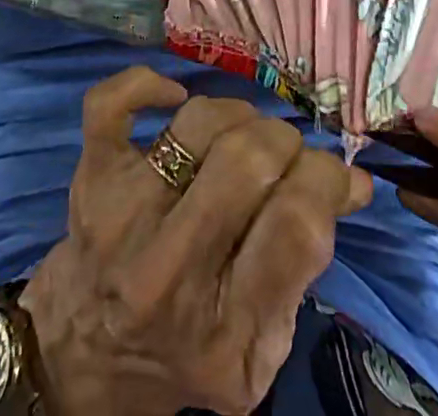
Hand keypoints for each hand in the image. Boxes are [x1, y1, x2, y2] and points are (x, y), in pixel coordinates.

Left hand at [19, 67, 372, 414]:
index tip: (329, 174)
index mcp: (225, 328)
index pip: (297, 226)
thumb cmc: (182, 352)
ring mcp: (121, 213)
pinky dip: (144, 84)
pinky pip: (110, 104)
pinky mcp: (89, 175)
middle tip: (286, 154)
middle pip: (248, 163)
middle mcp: (168, 267)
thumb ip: (305, 267)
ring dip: (238, 116)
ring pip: (197, 124)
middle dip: (285, 144)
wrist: (85, 348)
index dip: (326, 181)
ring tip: (243, 136)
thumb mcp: (258, 349)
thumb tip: (352, 179)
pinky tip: (175, 98)